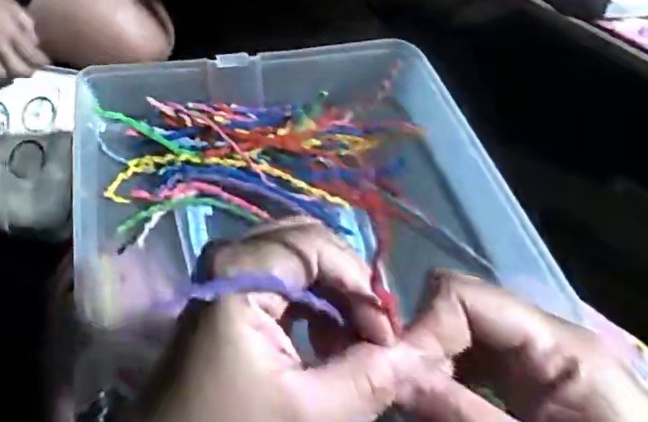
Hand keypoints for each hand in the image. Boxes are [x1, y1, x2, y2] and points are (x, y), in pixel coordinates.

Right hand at [0, 0, 47, 77]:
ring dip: (12, 75)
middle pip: (17, 68)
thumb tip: (34, 41)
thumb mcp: (12, 5)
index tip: (47, 62)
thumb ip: (26, 23)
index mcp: (11, 31)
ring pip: (1, 73)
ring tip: (17, 71)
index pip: (30, 53)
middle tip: (34, 70)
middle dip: (28, 72)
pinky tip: (0, 69)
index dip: (41, 60)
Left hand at [132, 219, 440, 421]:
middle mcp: (229, 254)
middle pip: (304, 242)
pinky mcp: (226, 291)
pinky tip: (330, 350)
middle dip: (349, 286)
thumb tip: (423, 356)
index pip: (315, 243)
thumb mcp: (310, 413)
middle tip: (381, 343)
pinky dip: (313, 307)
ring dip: (334, 299)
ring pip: (295, 260)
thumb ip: (368, 377)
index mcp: (239, 269)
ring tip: (360, 355)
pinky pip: (280, 280)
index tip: (392, 340)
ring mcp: (224, 270)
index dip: (360, 284)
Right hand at [397, 270, 647, 421]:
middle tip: (404, 391)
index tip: (398, 374)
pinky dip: (451, 383)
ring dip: (431, 366)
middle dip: (423, 345)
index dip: (422, 326)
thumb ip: (466, 409)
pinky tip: (442, 408)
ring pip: (459, 338)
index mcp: (558, 342)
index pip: (460, 293)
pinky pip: (476, 366)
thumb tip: (391, 372)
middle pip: (455, 310)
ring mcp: (541, 367)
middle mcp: (545, 339)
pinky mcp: (536, 393)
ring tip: (418, 402)